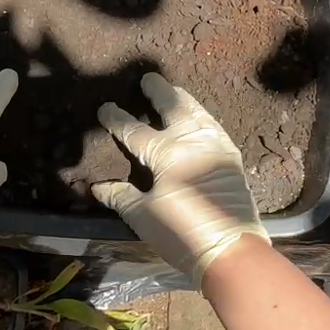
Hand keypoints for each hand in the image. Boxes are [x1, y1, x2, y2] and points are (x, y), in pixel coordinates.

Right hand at [94, 73, 268, 283]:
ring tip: (173, 90)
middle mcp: (193, 140)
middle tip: (148, 78)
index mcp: (167, 152)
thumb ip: (121, 196)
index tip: (105, 107)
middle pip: (172, 106)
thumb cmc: (182, 233)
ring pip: (196, 112)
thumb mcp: (143, 216)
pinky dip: (201, 115)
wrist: (231, 251)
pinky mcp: (231, 158)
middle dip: (158, 91)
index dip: (117, 119)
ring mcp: (216, 146)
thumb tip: (98, 186)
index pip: (134, 130)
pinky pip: (213, 126)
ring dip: (182, 99)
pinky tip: (197, 116)